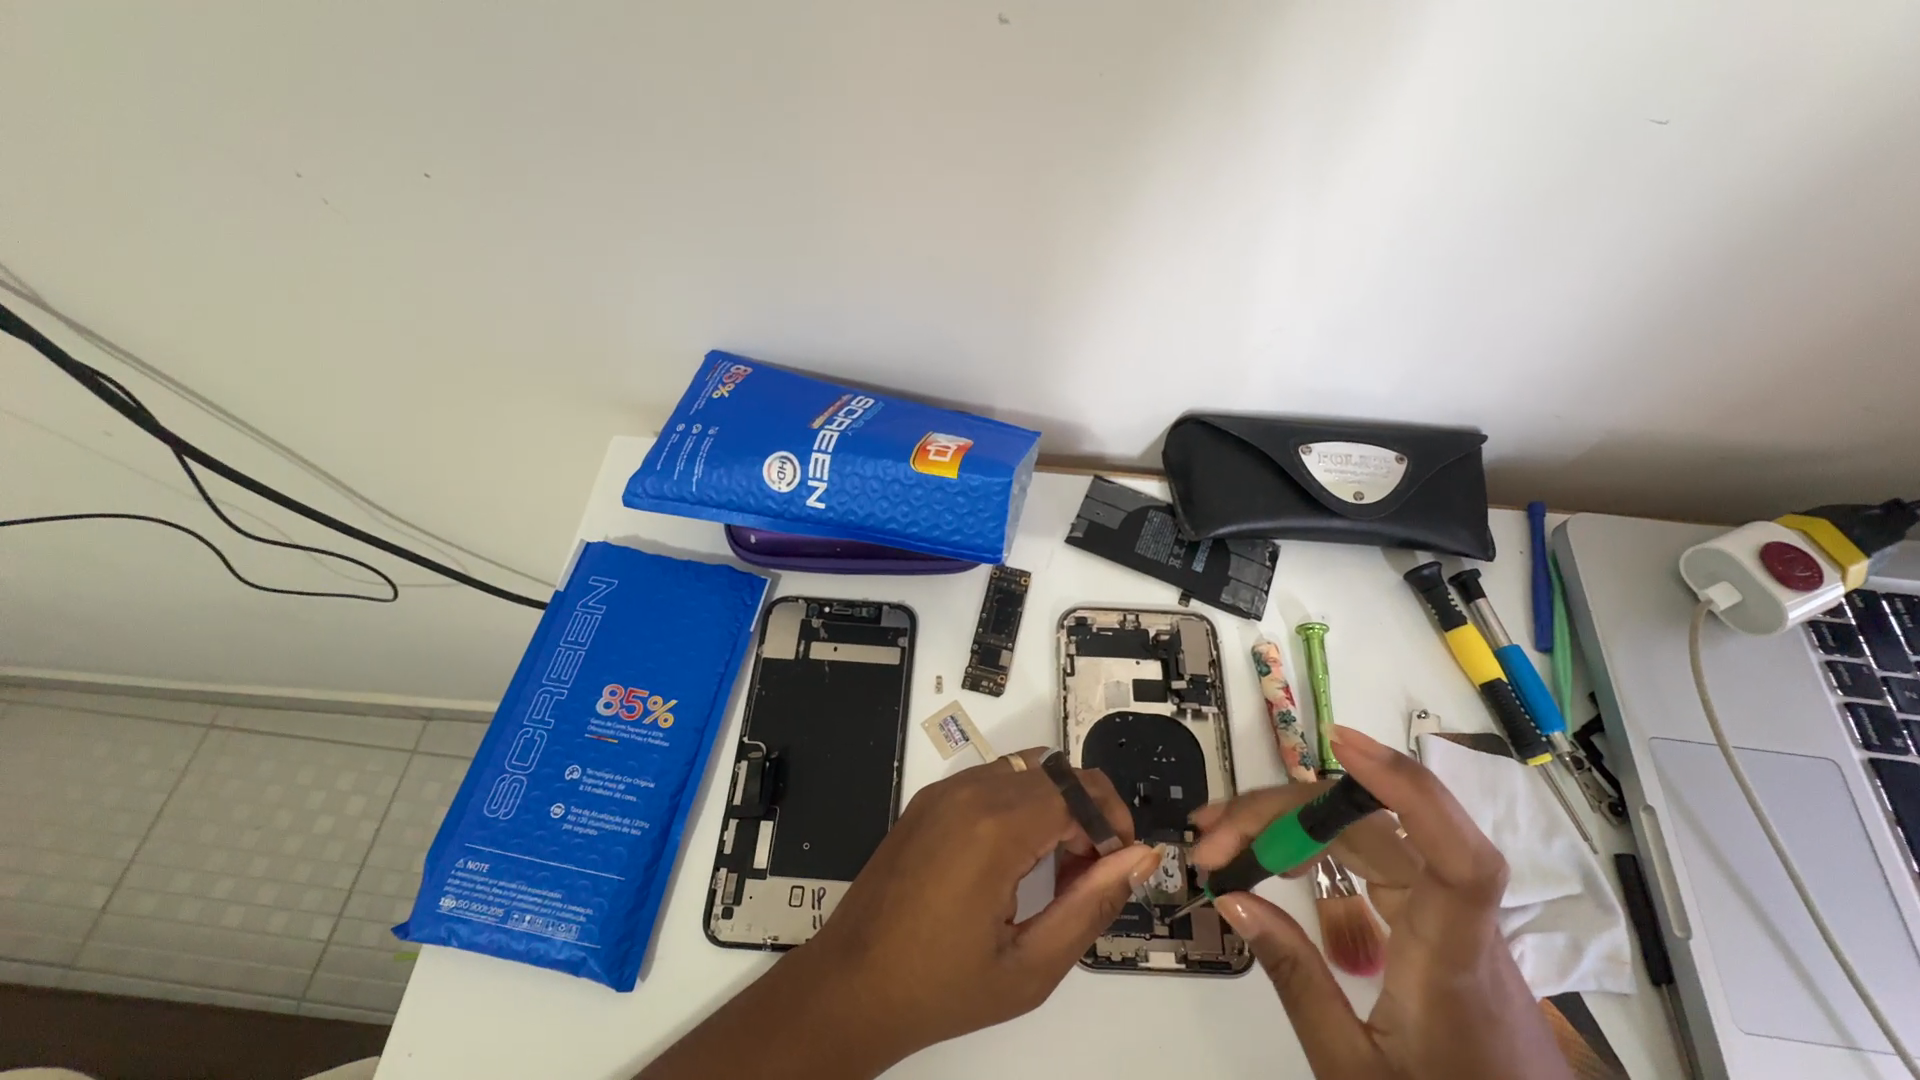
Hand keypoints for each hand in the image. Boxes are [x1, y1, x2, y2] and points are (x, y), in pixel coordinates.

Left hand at [797, 747, 1161, 1063]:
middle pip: (1056, 774)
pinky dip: (1019, 804)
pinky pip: (990, 780)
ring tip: (1053, 871)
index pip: (1080, 790)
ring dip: (1054, 806)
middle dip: (1088, 815)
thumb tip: (1140, 857)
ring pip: (1025, 770)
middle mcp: (968, 793)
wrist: (849, 988)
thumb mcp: (1031, 965)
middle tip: (1087, 877)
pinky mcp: (925, 803)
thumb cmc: (940, 987)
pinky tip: (1014, 860)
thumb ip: (1093, 904)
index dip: (1112, 823)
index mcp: (994, 828)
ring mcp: (941, 793)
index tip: (1116, 868)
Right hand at [1189, 726, 1571, 1079]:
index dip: (1406, 788)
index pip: (1456, 855)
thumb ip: (1296, 979)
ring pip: (1373, 840)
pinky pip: (1379, 865)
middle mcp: (1458, 923)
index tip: (1340, 745)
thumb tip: (1236, 897)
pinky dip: (1322, 850)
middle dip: (1288, 816)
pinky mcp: (1437, 926)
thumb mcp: (1351, 1069)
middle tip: (1212, 836)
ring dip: (1296, 827)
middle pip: (1379, 832)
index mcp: (1452, 961)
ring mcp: (1449, 920)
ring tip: (1225, 839)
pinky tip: (1281, 858)